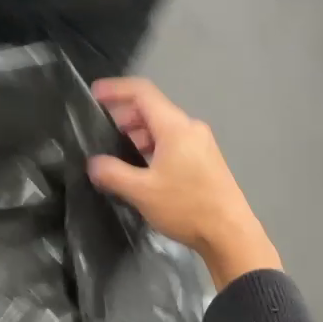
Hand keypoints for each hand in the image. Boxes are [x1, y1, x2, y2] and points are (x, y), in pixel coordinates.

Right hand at [87, 78, 281, 290]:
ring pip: (163, 129)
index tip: (94, 94)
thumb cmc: (185, 207)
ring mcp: (200, 144)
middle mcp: (190, 128)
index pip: (143, 93)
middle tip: (102, 132)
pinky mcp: (205, 160)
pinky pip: (174, 143)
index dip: (116, 90)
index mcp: (175, 127)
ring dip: (139, 135)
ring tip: (119, 154)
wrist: (228, 232)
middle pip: (153, 110)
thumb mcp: (142, 192)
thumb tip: (94, 164)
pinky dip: (154, 147)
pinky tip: (143, 168)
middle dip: (125, 117)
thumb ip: (114, 174)